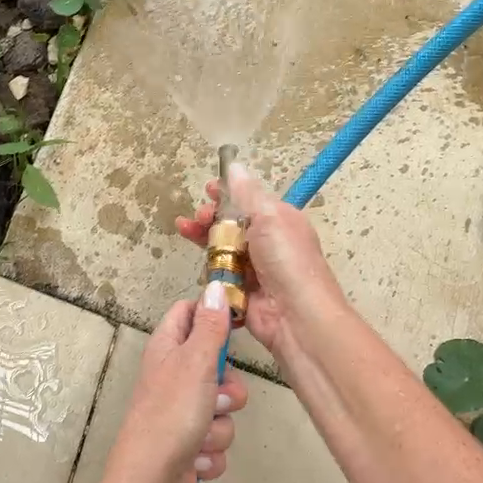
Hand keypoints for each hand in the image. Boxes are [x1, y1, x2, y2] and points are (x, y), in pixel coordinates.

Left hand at [104, 283, 249, 482]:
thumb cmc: (170, 415)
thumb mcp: (195, 362)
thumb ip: (210, 326)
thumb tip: (213, 286)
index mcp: (166, 349)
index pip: (188, 313)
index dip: (212, 315)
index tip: (236, 326)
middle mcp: (171, 377)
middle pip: (215, 366)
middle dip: (228, 388)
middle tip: (218, 398)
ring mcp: (179, 414)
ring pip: (221, 409)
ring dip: (219, 426)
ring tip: (200, 436)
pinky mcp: (189, 447)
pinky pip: (215, 442)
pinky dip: (211, 453)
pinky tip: (196, 460)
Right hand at [175, 162, 346, 366]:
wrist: (297, 317)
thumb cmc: (287, 260)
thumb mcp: (268, 217)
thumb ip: (247, 193)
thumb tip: (234, 165)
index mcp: (280, 220)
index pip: (250, 200)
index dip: (228, 194)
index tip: (207, 190)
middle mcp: (268, 242)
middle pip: (232, 223)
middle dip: (211, 216)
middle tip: (197, 218)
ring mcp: (254, 268)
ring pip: (222, 247)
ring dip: (203, 237)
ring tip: (185, 229)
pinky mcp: (241, 290)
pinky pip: (220, 272)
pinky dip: (208, 265)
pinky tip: (197, 258)